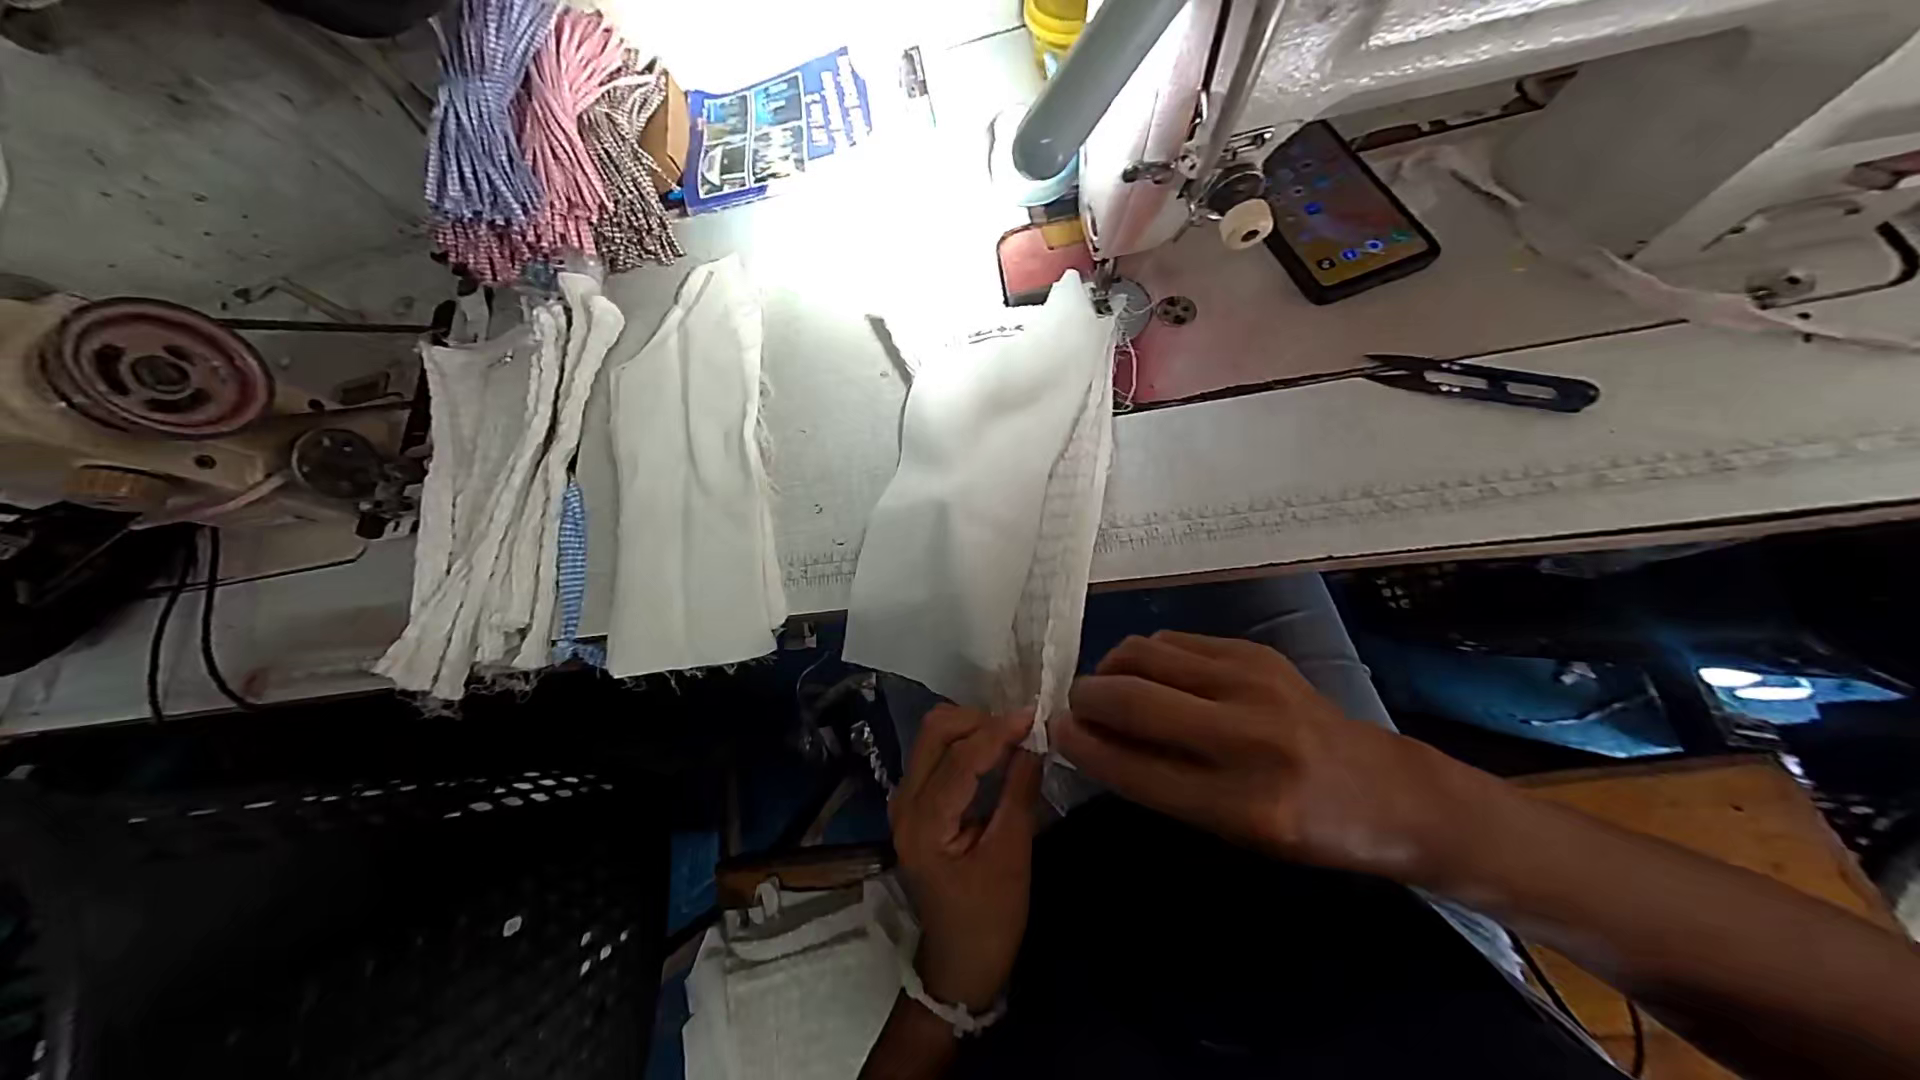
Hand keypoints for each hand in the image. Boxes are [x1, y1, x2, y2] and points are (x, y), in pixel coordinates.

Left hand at [890, 705, 1043, 1010]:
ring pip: (932, 737)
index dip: (998, 731)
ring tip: (1013, 736)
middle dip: (979, 720)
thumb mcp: (1012, 856)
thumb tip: (1034, 741)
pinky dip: (965, 742)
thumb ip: (1019, 792)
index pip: (960, 757)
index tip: (1034, 715)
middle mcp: (903, 803)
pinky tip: (995, 750)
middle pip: (934, 732)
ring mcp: (903, 800)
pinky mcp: (914, 801)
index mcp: (924, 823)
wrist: (960, 960)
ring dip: (972, 727)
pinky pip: (935, 753)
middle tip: (1022, 728)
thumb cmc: (990, 918)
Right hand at [1057, 631, 1508, 886]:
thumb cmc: (1308, 829)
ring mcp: (1255, 683)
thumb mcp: (1232, 831)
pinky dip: (1146, 656)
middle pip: (1132, 697)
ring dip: (1112, 669)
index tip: (1056, 728)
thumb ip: (1158, 782)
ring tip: (1112, 688)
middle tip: (1075, 705)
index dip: (1082, 744)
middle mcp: (1248, 737)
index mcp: (1243, 804)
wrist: (1390, 791)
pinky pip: (1174, 641)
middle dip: (1085, 697)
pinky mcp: (1257, 652)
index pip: (1133, 766)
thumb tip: (1089, 735)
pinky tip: (1151, 675)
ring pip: (1146, 653)